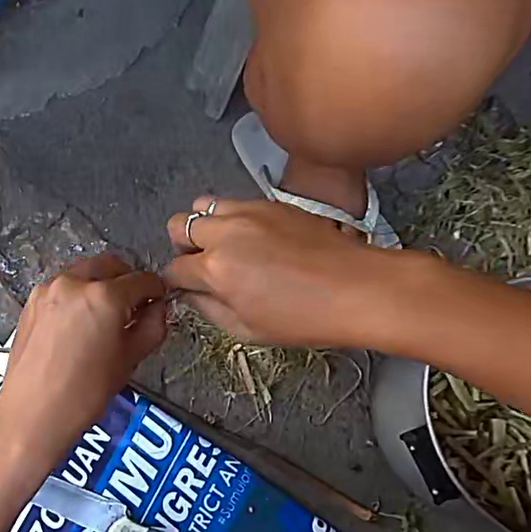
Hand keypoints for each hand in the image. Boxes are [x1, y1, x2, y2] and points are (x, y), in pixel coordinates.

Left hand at [0, 255, 167, 456]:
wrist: (34, 413)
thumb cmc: (81, 393)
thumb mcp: (130, 359)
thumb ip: (152, 327)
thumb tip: (157, 311)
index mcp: (104, 297)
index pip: (142, 279)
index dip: (156, 289)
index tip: (158, 299)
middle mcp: (74, 285)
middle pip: (111, 266)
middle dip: (127, 280)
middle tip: (137, 304)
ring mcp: (49, 291)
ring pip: (85, 272)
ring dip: (102, 285)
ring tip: (109, 315)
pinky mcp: (33, 303)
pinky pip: (64, 287)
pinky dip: (79, 295)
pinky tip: (84, 322)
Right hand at [163, 197, 406, 348]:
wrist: (356, 288)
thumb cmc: (305, 318)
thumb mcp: (248, 329)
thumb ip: (210, 310)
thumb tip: (192, 296)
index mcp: (215, 269)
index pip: (174, 268)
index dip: (176, 282)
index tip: (186, 288)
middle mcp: (226, 232)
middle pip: (179, 225)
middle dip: (183, 246)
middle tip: (203, 264)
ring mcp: (249, 211)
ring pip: (204, 205)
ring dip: (206, 225)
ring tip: (227, 247)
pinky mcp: (273, 203)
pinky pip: (237, 202)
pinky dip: (234, 218)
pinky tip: (256, 239)